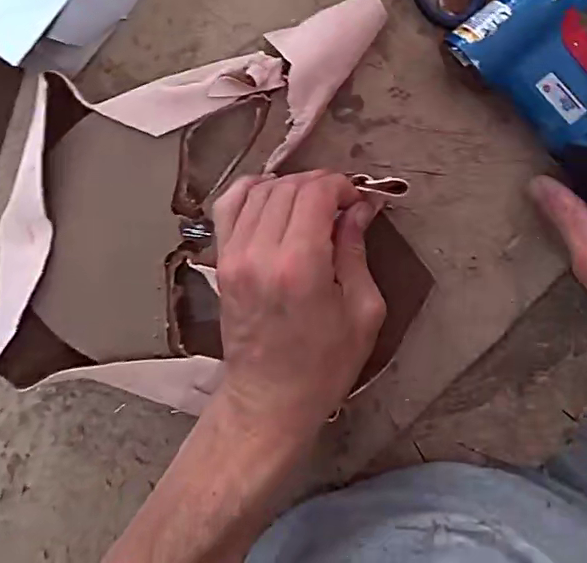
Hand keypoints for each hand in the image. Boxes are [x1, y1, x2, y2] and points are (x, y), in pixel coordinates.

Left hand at [210, 171, 386, 436]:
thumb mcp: (364, 309)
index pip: (316, 192)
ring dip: (292, 185)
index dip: (342, 186)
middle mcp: (261, 254)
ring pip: (260, 190)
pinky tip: (273, 197)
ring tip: (312, 204)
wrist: (268, 403)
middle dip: (322, 183)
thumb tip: (360, 208)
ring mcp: (234, 257)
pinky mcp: (222, 263)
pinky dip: (252, 190)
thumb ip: (357, 249)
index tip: (357, 202)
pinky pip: (229, 206)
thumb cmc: (325, 364)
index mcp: (300, 266)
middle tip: (342, 203)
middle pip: (289, 186)